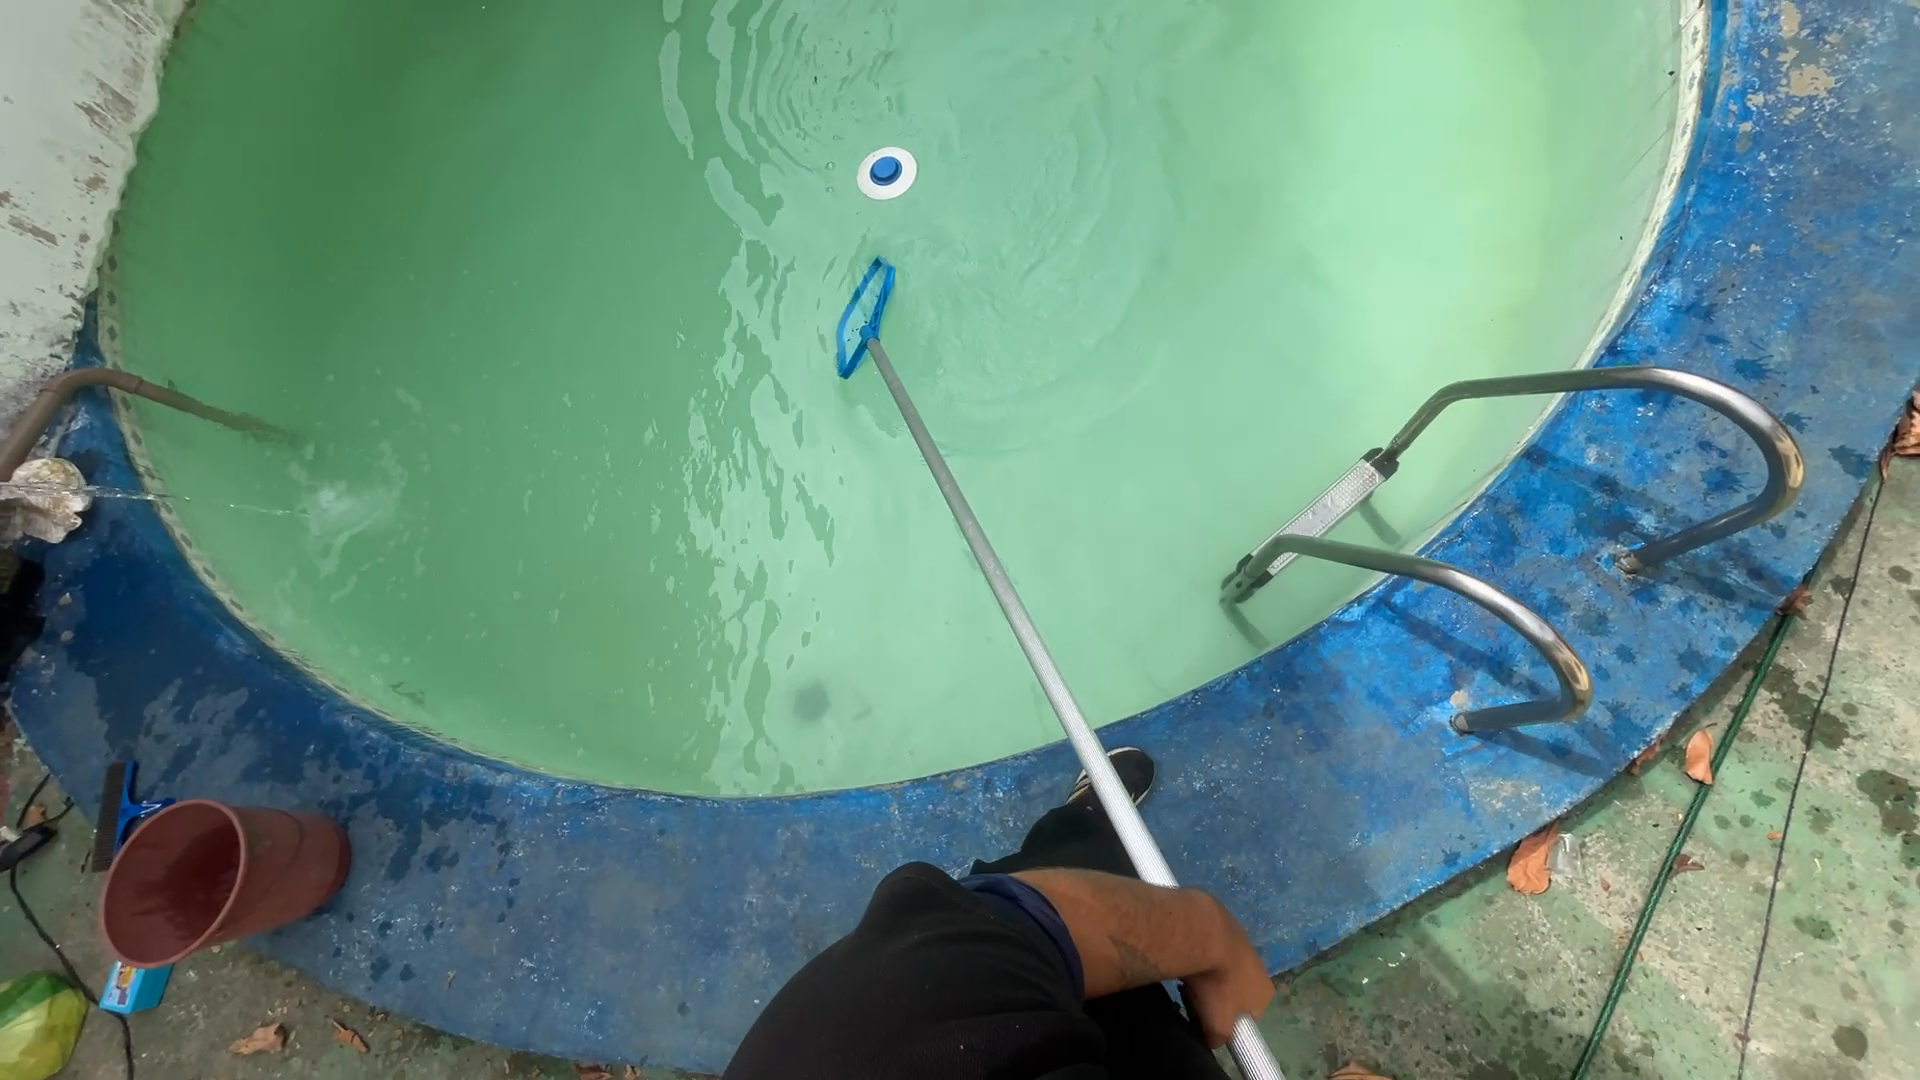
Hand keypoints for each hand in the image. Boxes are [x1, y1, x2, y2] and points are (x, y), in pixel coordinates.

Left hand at [1179, 900, 1273, 1047]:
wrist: (1203, 932)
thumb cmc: (1217, 984)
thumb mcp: (1217, 1023)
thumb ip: (1218, 1037)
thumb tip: (1212, 1039)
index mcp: (1265, 992)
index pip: (1250, 1015)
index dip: (1230, 1019)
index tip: (1211, 1016)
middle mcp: (1259, 965)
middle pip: (1237, 987)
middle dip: (1218, 991)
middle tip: (1198, 994)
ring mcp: (1242, 938)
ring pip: (1223, 962)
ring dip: (1209, 967)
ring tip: (1190, 972)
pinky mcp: (1223, 919)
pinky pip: (1210, 941)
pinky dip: (1200, 947)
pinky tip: (1186, 950)